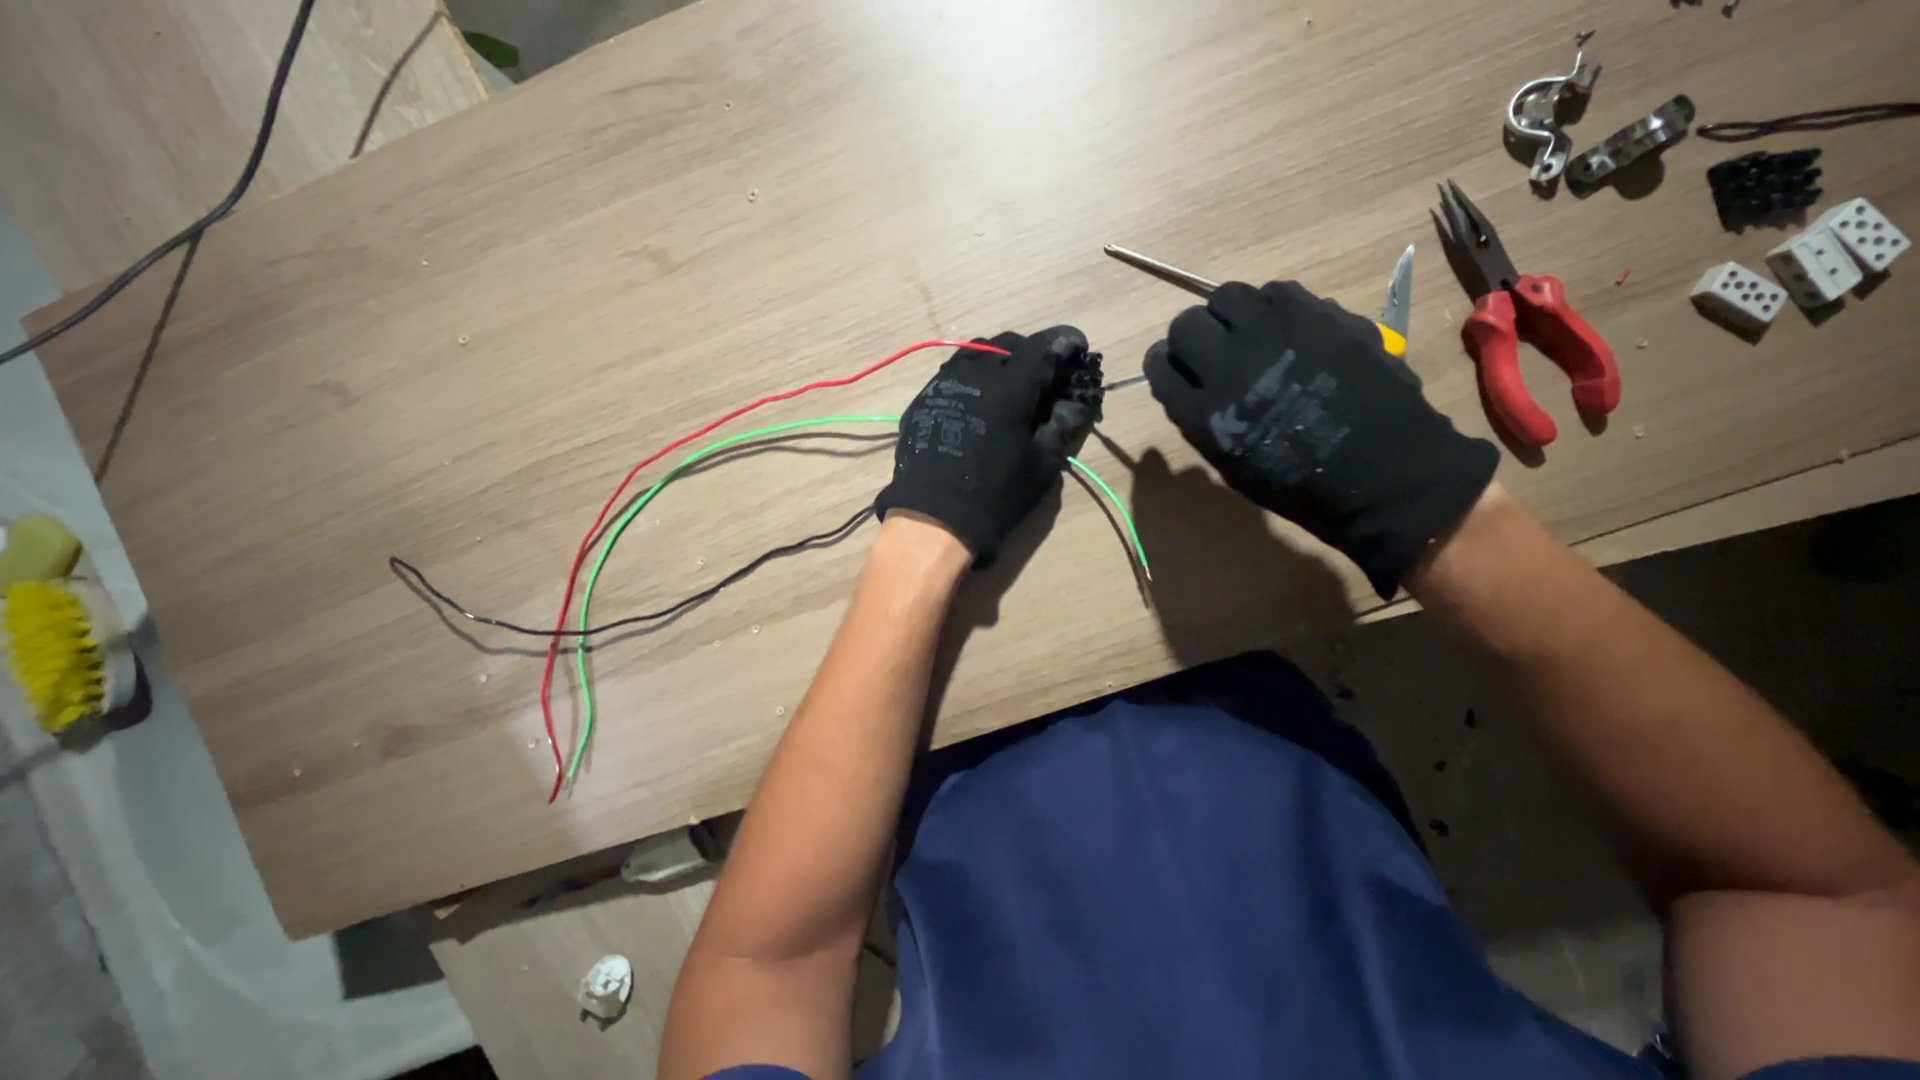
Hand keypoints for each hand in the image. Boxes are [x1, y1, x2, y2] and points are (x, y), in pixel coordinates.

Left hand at [876, 327, 1098, 565]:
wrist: (935, 518)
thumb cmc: (997, 495)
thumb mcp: (1043, 463)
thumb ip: (1063, 423)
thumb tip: (1076, 400)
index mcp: (1009, 387)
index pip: (1043, 347)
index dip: (1065, 343)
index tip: (1078, 349)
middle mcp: (974, 374)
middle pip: (1008, 344)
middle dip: (1032, 352)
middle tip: (1046, 375)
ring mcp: (943, 384)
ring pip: (975, 352)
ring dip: (999, 360)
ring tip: (1012, 384)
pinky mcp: (923, 400)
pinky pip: (952, 373)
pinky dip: (973, 376)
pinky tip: (980, 400)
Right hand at [1144, 281, 1497, 598]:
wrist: (1384, 475)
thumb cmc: (1303, 484)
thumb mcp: (1232, 462)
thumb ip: (1204, 415)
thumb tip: (1194, 378)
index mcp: (1204, 414)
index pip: (1161, 365)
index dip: (1168, 364)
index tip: (1179, 369)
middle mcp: (1229, 365)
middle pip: (1186, 324)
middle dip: (1193, 336)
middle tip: (1214, 350)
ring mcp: (1275, 333)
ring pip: (1229, 296)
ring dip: (1232, 315)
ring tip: (1252, 335)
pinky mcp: (1317, 314)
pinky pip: (1277, 291)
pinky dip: (1273, 306)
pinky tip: (1288, 331)